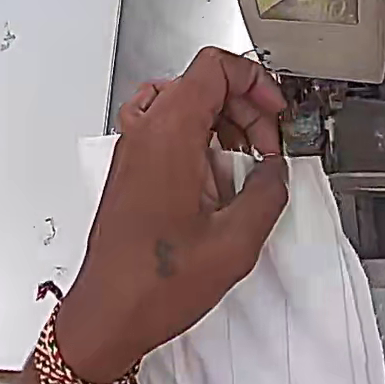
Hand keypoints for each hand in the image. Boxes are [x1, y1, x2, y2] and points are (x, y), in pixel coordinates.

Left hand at [56, 47, 288, 383]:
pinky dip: (202, 138)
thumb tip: (277, 170)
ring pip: (187, 103)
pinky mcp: (133, 168)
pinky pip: (171, 129)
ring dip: (225, 122)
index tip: (273, 109)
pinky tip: (219, 174)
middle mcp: (145, 132)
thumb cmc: (153, 284)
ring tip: (247, 160)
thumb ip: (270, 191)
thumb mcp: (237, 240)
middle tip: (267, 145)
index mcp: (169, 134)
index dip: (254, 80)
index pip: (214, 68)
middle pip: (204, 83)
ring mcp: (135, 149)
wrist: (107, 316)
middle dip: (246, 108)